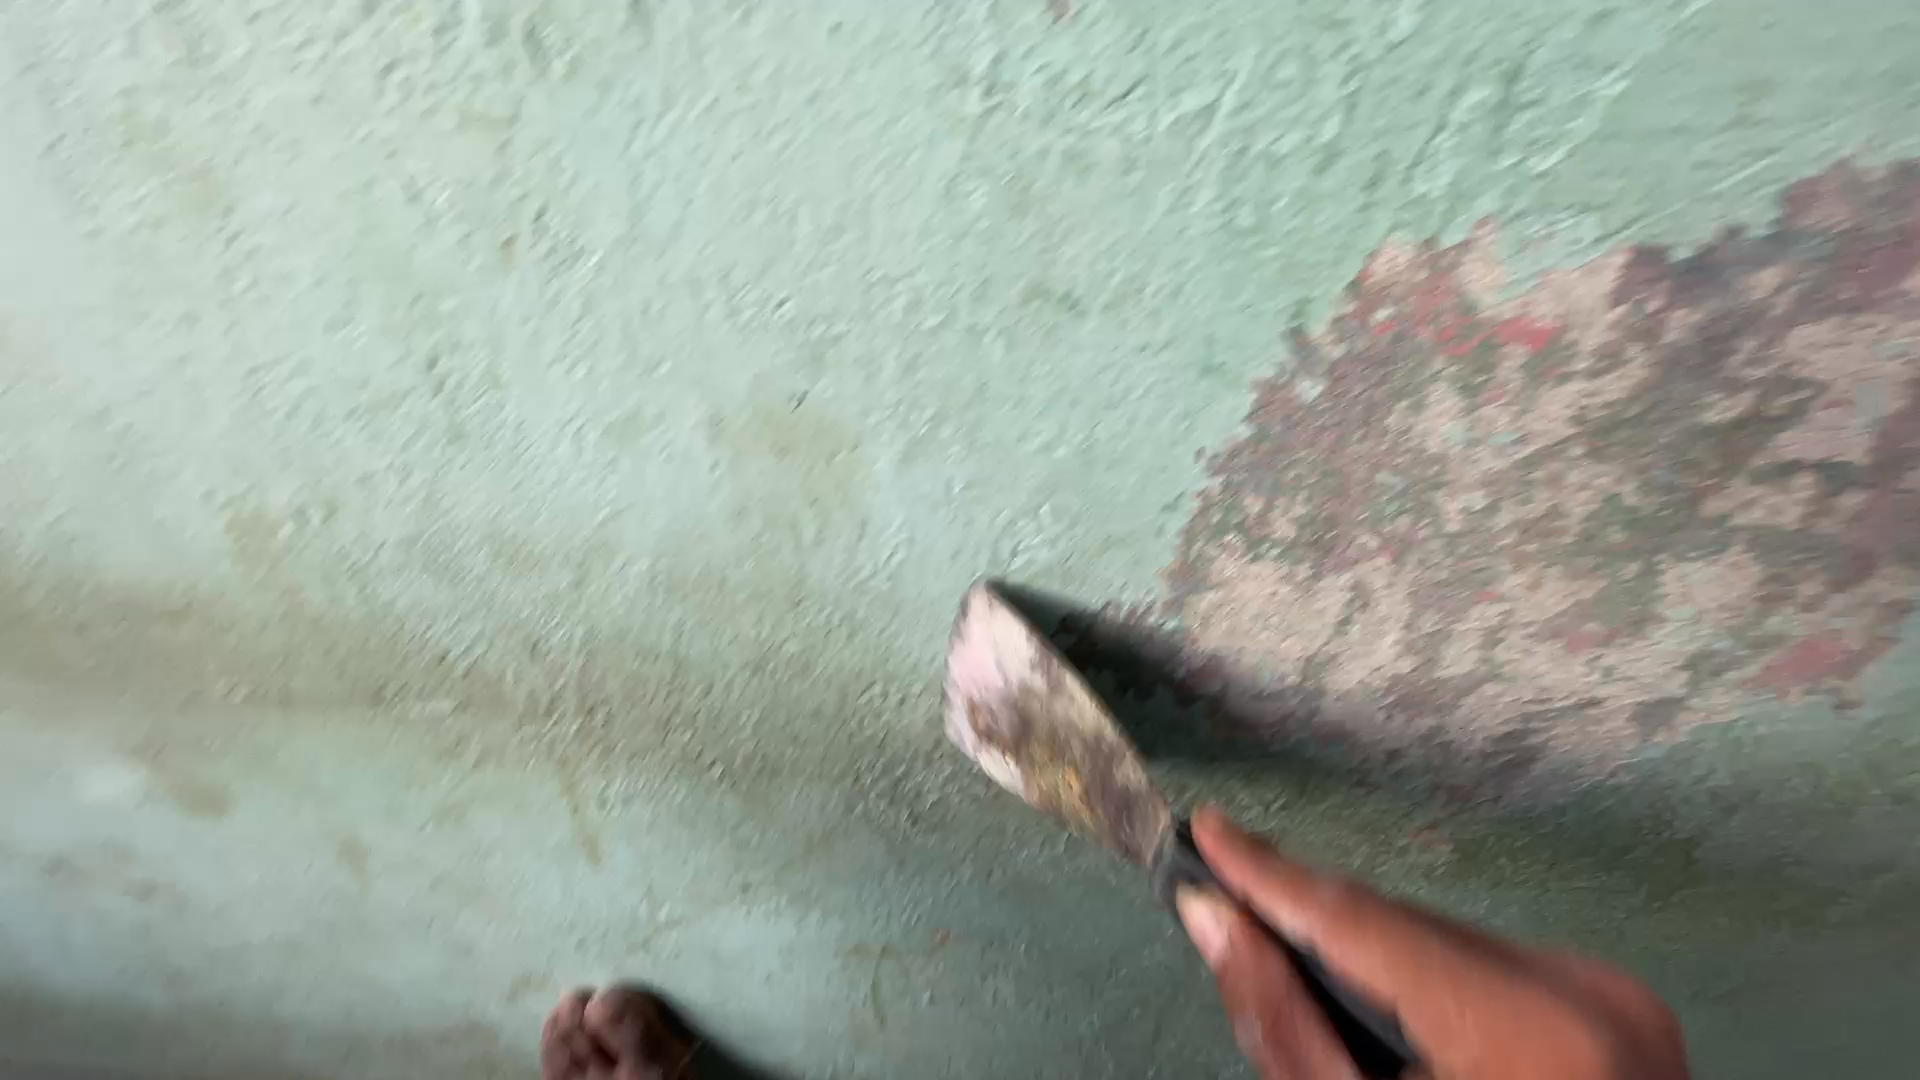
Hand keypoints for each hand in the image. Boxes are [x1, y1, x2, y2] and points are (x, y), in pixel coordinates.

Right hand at [1175, 807, 1688, 1079]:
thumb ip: (1280, 1019)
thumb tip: (1211, 913)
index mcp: (1524, 1031)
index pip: (1360, 920)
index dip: (1271, 874)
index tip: (1206, 828)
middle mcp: (1576, 988)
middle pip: (1393, 923)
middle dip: (1306, 913)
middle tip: (1227, 897)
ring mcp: (1602, 990)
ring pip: (1426, 934)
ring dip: (1355, 940)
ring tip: (1290, 944)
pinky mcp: (1606, 997)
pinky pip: (1467, 957)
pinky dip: (1408, 965)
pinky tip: (1370, 987)